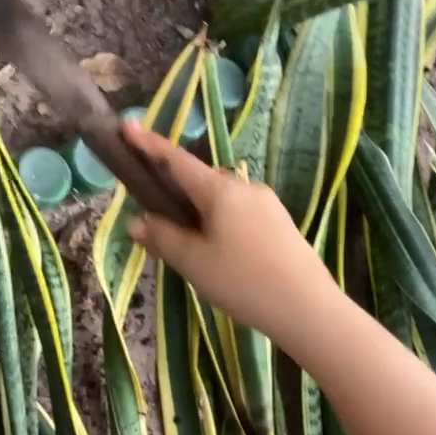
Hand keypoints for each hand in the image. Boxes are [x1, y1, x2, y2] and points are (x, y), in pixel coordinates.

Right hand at [123, 121, 333, 338]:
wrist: (309, 309)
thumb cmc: (243, 280)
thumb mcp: (193, 262)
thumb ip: (161, 237)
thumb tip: (135, 221)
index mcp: (220, 190)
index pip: (176, 160)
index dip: (149, 144)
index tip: (127, 125)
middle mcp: (244, 187)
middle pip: (198, 180)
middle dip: (173, 190)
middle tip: (152, 216)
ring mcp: (266, 203)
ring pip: (219, 199)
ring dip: (196, 211)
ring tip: (185, 246)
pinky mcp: (278, 222)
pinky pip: (236, 212)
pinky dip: (216, 222)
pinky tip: (215, 253)